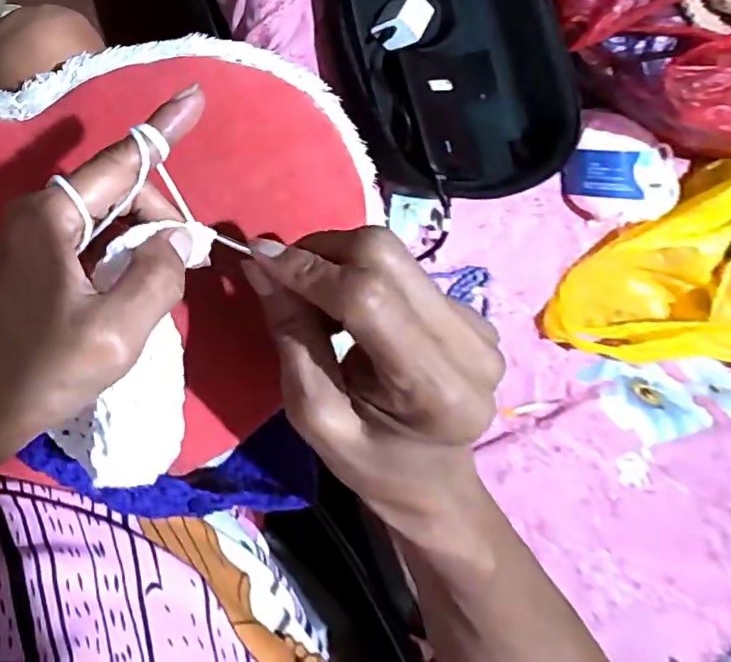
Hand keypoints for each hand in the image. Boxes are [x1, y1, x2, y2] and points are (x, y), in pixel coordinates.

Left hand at [0, 87, 206, 472]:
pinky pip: (88, 235)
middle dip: (158, 214)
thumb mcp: (116, 330)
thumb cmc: (45, 369)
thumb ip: (157, 275)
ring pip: (104, 214)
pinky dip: (119, 249)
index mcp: (52, 215)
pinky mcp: (34, 255)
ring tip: (167, 273)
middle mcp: (38, 210)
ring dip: (140, 235)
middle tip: (187, 258)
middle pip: (116, 189)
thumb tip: (178, 238)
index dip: (160, 130)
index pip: (120, 162)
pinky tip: (139, 276)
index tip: (192, 95)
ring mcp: (32, 231)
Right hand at [246, 228, 503, 536]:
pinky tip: (346, 308)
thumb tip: (259, 264)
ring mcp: (475, 323)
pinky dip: (354, 271)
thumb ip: (290, 333)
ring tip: (315, 301)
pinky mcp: (467, 309)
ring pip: (388, 251)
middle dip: (318, 252)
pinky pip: (397, 264)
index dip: (306, 269)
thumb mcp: (311, 412)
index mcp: (434, 388)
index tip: (256, 256)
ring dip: (334, 260)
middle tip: (283, 279)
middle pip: (381, 254)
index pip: (366, 297)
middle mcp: (468, 346)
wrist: (430, 479)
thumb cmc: (367, 458)